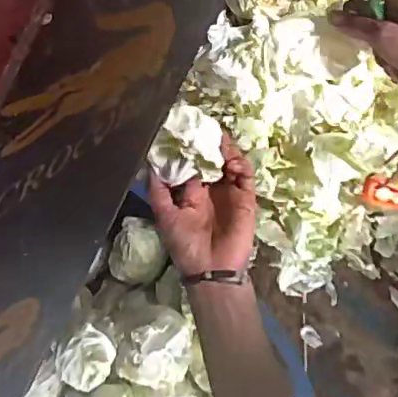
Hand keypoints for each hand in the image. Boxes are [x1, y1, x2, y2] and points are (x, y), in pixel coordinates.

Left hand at [147, 133, 257, 276]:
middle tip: (206, 127)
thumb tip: (150, 164)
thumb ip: (158, 190)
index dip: (191, 147)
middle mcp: (212, 188)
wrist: (210, 269)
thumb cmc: (185, 243)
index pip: (193, 162)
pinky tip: (232, 160)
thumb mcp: (165, 215)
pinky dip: (241, 165)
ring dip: (227, 150)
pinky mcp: (246, 198)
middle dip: (210, 143)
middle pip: (214, 158)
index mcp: (192, 191)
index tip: (186, 130)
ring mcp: (230, 192)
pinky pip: (246, 176)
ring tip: (220, 140)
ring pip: (231, 163)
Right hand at [331, 0, 397, 84]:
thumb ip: (356, 25)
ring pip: (387, 38)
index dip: (355, 15)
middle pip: (377, 20)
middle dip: (374, 42)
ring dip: (384, 55)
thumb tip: (332, 14)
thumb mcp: (382, 37)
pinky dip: (397, 61)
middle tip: (377, 53)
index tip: (348, 32)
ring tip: (393, 67)